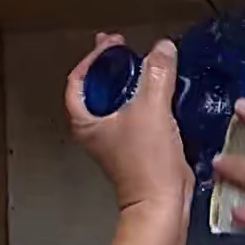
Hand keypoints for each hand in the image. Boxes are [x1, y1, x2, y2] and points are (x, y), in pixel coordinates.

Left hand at [65, 34, 191, 215]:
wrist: (162, 200)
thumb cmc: (146, 161)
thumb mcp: (151, 109)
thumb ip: (157, 74)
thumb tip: (163, 47)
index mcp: (86, 121)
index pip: (79, 80)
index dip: (94, 58)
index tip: (114, 44)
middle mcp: (97, 129)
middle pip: (99, 89)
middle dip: (113, 68)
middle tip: (128, 50)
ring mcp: (118, 139)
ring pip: (121, 102)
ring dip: (133, 83)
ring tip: (149, 66)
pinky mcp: (139, 146)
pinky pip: (140, 114)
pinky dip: (149, 99)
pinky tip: (165, 91)